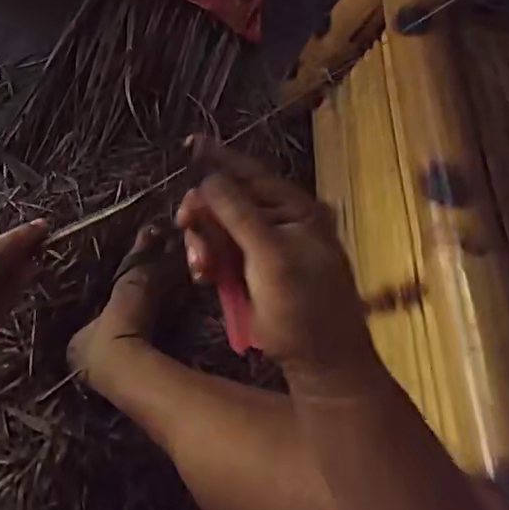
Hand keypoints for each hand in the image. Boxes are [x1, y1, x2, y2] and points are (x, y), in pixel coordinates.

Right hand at [176, 136, 381, 390]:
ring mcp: (270, 246)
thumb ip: (238, 213)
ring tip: (202, 268)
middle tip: (185, 225)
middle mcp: (283, 220)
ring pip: (221, 227)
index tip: (190, 142)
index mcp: (296, 209)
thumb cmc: (303, 310)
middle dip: (205, 216)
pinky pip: (222, 252)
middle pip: (229, 200)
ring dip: (205, 243)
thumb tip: (208, 178)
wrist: (323, 367)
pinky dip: (210, 261)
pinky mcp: (257, 269)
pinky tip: (205, 275)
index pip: (252, 172)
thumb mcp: (270, 257)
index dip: (220, 157)